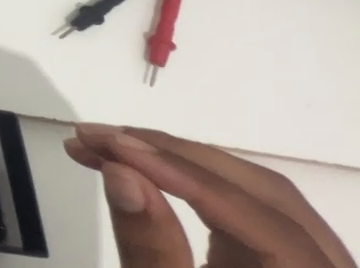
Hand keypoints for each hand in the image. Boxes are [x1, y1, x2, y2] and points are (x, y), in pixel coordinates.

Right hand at [66, 124, 354, 267]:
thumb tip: (119, 168)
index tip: (108, 144)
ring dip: (181, 159)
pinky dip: (195, 179)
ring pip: (265, 195)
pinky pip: (256, 209)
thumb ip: (149, 245)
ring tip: (106, 146)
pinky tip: (145, 168)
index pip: (266, 224)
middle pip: (270, 197)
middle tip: (95, 138)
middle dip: (177, 155)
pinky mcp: (296, 266)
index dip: (186, 177)